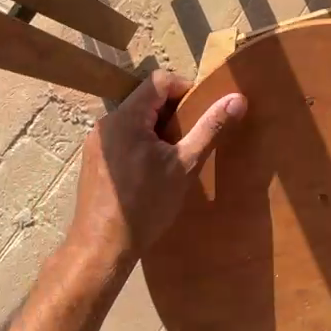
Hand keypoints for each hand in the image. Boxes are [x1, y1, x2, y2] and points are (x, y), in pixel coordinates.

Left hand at [67, 69, 246, 259]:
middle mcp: (106, 123)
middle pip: (146, 98)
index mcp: (126, 118)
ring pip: (134, 118)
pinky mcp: (92, 160)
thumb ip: (210, 128)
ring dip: (157, 129)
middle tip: (189, 139)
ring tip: (173, 157)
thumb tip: (238, 98)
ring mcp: (96, 142)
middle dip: (173, 113)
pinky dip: (141, 142)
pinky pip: (122, 136)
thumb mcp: (185, 165)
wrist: (100, 249)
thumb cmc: (145, 206)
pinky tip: (150, 171)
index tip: (199, 115)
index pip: (159, 80)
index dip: (185, 89)